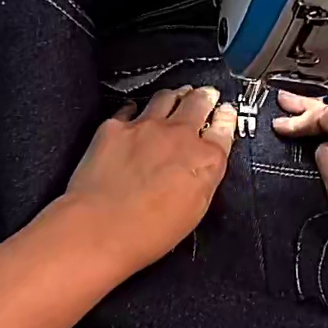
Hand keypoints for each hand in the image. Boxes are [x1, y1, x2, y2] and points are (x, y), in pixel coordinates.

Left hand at [57, 86, 237, 273]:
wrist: (102, 227)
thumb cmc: (148, 232)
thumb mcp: (195, 210)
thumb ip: (204, 178)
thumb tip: (205, 164)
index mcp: (206, 159)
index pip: (224, 127)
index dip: (225, 117)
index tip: (225, 113)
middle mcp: (180, 135)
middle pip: (198, 103)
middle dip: (204, 97)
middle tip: (205, 95)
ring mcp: (146, 127)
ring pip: (166, 97)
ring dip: (175, 96)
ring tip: (177, 95)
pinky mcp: (115, 127)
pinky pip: (130, 109)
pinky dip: (136, 109)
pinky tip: (135, 111)